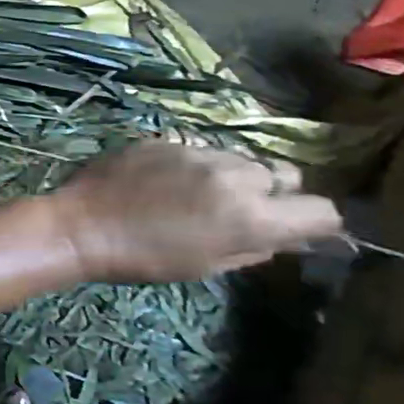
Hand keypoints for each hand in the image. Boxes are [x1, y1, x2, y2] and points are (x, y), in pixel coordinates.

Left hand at [47, 142, 341, 282]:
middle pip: (282, 176)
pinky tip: (168, 180)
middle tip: (242, 210)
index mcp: (251, 216)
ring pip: (242, 158)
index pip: (321, 210)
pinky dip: (197, 164)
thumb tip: (286, 238)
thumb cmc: (143, 258)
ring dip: (234, 175)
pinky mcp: (168, 138)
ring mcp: (199, 151)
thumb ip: (255, 248)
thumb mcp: (206, 266)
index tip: (297, 228)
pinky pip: (201, 148)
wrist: (82, 226)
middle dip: (273, 193)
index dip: (316, 222)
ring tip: (199, 194)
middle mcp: (234, 176)